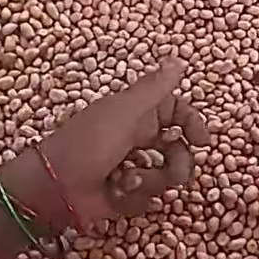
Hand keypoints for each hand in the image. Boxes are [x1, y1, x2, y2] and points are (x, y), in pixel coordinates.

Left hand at [1, 58, 210, 228]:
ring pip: (165, 177)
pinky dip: (132, 196)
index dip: (192, 125)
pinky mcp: (124, 194)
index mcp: (138, 114)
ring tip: (127, 181)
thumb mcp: (126, 111)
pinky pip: (147, 198)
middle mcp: (137, 139)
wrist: (56, 186)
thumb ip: (156, 88)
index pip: (177, 113)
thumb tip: (180, 60)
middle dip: (176, 164)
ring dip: (148, 180)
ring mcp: (131, 167)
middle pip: (178, 150)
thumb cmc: (90, 143)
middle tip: (171, 172)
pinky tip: (114, 192)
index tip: (202, 142)